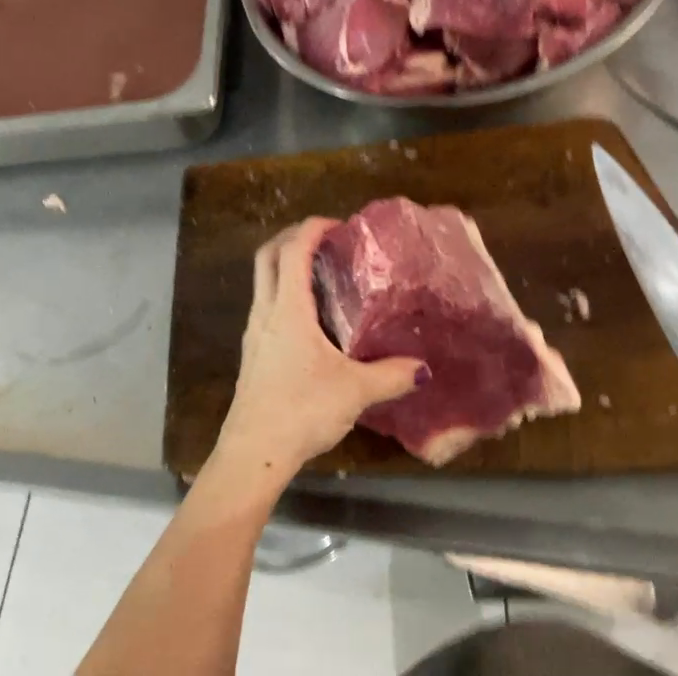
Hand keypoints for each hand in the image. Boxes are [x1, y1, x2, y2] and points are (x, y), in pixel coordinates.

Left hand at [212, 219, 427, 476]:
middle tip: (325, 240)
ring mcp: (254, 333)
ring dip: (285, 267)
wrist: (253, 451)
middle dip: (292, 239)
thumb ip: (391, 376)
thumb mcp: (354, 391)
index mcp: (287, 309)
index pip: (292, 250)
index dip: (312, 229)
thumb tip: (424, 368)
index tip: (338, 226)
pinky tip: (310, 319)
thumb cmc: (301, 409)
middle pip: (267, 257)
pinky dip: (284, 295)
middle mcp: (265, 312)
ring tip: (322, 275)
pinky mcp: (253, 354)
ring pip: (263, 282)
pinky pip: (266, 307)